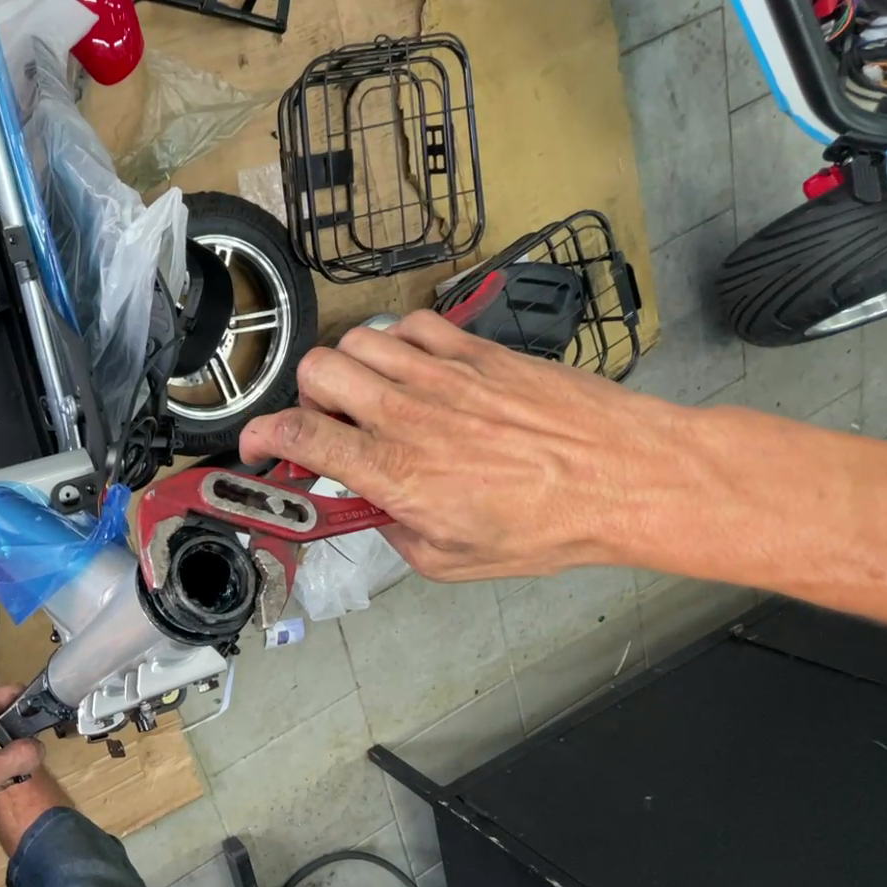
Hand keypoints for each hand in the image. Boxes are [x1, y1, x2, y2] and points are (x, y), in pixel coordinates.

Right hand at [240, 311, 705, 580]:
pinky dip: (396, 343)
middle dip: (305, 399)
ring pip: (356, 342)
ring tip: (368, 396)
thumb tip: (378, 509)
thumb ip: (394, 532)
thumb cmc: (548, 525)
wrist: (630, 477)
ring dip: (347, 370)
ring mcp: (441, 375)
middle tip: (326, 424)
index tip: (256, 445)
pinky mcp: (476, 350)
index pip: (299, 435)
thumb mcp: (450, 560)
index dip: (259, 435)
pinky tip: (412, 370)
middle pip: (316, 373)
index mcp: (394, 472)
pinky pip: (410, 325)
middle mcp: (407, 415)